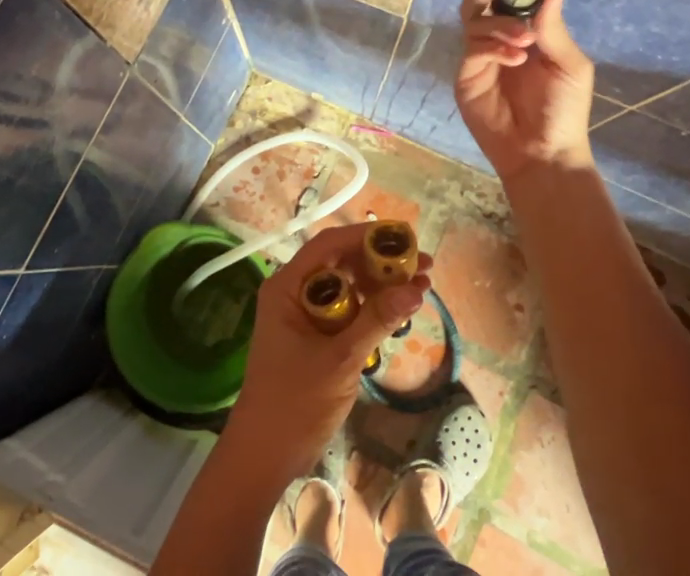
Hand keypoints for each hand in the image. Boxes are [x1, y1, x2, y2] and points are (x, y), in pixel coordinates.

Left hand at [227, 224, 432, 482]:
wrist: (266, 452)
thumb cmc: (295, 402)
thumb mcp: (340, 359)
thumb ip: (376, 320)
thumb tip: (414, 288)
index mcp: (287, 287)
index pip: (329, 244)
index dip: (367, 237)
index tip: (405, 239)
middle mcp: (294, 293)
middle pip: (341, 262)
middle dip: (382, 262)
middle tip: (423, 266)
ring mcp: (305, 316)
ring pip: (348, 287)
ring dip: (382, 286)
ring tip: (421, 289)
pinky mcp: (316, 338)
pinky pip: (348, 311)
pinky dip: (373, 309)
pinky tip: (400, 313)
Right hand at [452, 0, 596, 179]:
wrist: (544, 152)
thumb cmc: (564, 110)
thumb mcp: (569, 64)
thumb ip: (554, 26)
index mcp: (526, 36)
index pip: (509, 0)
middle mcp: (498, 43)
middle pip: (480, 5)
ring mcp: (480, 60)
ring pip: (474, 22)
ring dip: (498, 23)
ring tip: (523, 40)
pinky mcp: (466, 77)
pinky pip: (472, 49)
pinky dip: (492, 46)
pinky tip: (514, 57)